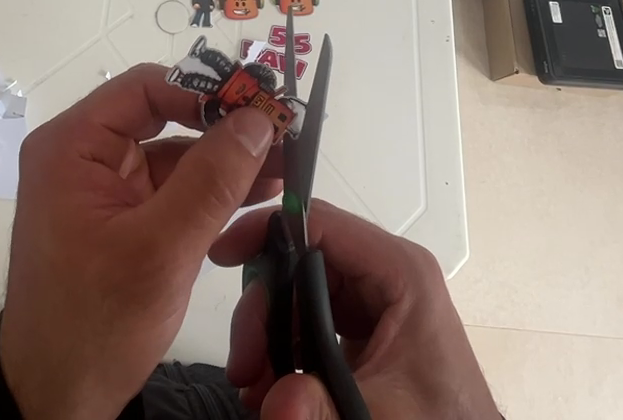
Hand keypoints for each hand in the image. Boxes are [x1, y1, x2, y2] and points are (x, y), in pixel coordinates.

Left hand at [0, 64, 282, 419]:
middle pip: (163, 117)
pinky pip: (175, 187)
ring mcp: (106, 187)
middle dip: (223, 128)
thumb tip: (256, 119)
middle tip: (281, 135)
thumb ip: (210, 181)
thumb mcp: (159, 249)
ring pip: (176, 152)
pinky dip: (214, 190)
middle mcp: (86, 155)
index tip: (256, 108)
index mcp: (73, 146)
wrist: (58, 399)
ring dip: (227, 159)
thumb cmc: (95, 322)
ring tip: (284, 165)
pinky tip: (258, 192)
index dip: (202, 92)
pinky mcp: (125, 217)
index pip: (144, 90)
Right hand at [211, 200, 501, 419]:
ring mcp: (371, 299)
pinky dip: (283, 351)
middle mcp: (382, 273)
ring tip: (253, 386)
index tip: (223, 255)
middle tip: (243, 364)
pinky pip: (307, 321)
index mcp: (399, 270)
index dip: (267, 230)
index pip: (319, 222)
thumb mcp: (385, 414)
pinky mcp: (361, 327)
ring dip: (267, 336)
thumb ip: (326, 406)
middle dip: (263, 310)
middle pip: (299, 262)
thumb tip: (275, 402)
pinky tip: (271, 387)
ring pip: (297, 293)